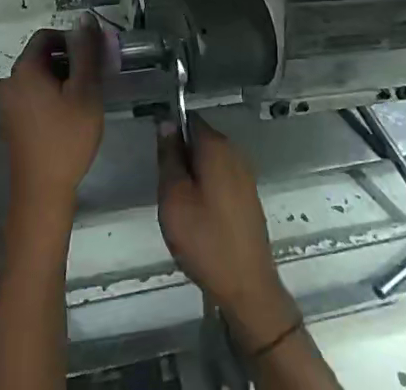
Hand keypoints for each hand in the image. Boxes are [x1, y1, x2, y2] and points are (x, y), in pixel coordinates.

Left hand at [0, 15, 105, 209]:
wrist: (42, 190)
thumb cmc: (67, 138)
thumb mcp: (85, 91)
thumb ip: (86, 52)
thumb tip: (85, 18)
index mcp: (25, 70)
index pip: (46, 36)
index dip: (71, 40)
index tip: (93, 57)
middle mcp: (10, 81)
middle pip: (41, 56)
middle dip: (69, 61)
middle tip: (94, 79)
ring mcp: (8, 103)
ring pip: (38, 77)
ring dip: (62, 80)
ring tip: (85, 99)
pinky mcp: (11, 121)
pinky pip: (32, 95)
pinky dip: (51, 96)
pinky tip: (70, 115)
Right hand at [156, 116, 300, 350]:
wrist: (247, 286)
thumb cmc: (204, 239)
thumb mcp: (173, 196)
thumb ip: (168, 156)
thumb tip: (167, 122)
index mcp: (217, 147)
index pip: (189, 119)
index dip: (169, 131)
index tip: (157, 155)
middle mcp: (235, 153)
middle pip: (200, 140)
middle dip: (180, 156)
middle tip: (166, 186)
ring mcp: (245, 175)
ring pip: (209, 162)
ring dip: (192, 174)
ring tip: (179, 205)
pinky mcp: (248, 197)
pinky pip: (220, 178)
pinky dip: (206, 188)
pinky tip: (198, 216)